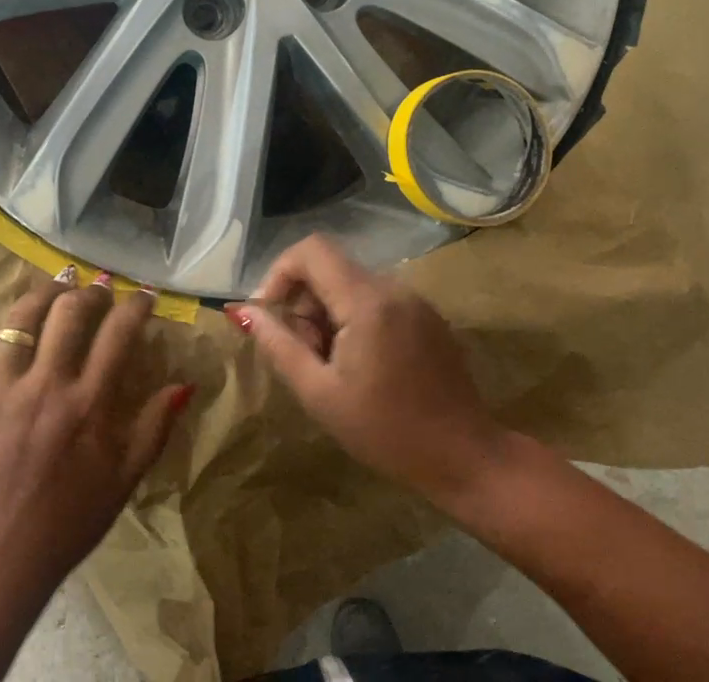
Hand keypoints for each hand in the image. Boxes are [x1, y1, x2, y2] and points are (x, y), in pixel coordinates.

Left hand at [0, 269, 192, 599]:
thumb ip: (154, 429)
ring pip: (18, 321)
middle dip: (90, 293)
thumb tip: (183, 385)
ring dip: (39, 295)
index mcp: (90, 405)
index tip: (145, 297)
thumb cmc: (69, 523)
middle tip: (100, 293)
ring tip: (55, 289)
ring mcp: (3, 393)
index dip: (137, 305)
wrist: (1, 560)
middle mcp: (47, 387)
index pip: (119, 334)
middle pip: (69, 314)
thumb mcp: (125, 481)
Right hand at [227, 235, 507, 500]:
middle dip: (303, 304)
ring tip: (331, 367)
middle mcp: (394, 288)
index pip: (311, 250)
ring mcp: (415, 301)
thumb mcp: (318, 392)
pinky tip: (359, 366)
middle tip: (304, 355)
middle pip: (329, 269)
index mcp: (368, 302)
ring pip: (350, 285)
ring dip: (326, 315)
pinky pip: (376, 301)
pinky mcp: (427, 317)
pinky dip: (353, 321)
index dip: (279, 272)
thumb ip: (278, 344)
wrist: (466, 458)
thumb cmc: (385, 431)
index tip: (269, 314)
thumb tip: (242, 311)